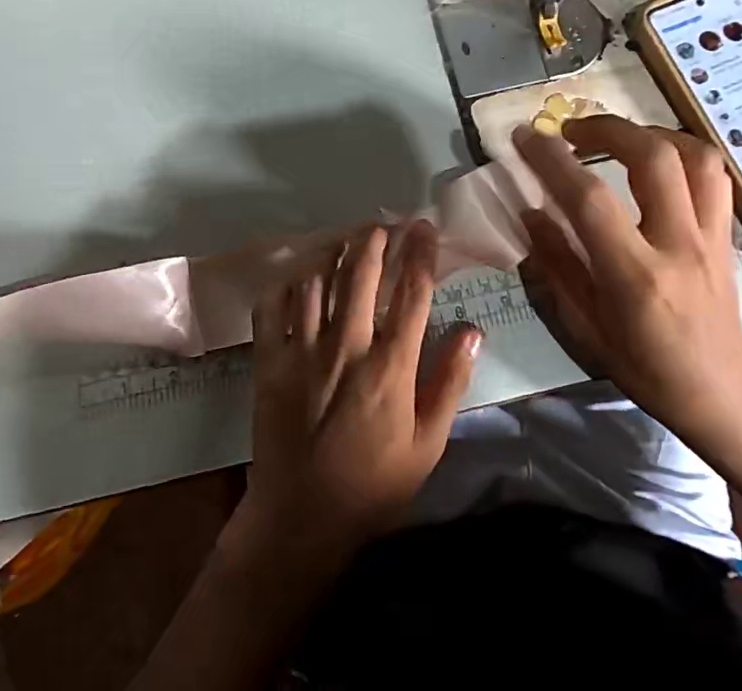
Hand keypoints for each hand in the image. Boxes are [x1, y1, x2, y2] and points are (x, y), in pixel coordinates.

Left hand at [244, 220, 482, 552]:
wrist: (303, 518)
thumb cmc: (375, 483)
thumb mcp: (430, 441)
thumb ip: (450, 381)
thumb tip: (472, 330)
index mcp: (391, 366)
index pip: (412, 293)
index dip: (420, 253)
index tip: (424, 228)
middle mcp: (347, 348)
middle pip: (360, 275)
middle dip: (374, 240)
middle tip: (383, 224)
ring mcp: (302, 353)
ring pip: (316, 283)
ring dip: (333, 252)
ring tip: (346, 238)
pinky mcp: (268, 364)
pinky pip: (271, 309)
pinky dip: (285, 283)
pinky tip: (298, 273)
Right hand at [513, 115, 741, 445]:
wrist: (717, 389)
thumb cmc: (644, 367)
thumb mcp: (586, 326)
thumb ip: (557, 265)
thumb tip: (530, 212)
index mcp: (636, 277)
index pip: (591, 200)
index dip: (552, 161)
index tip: (525, 137)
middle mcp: (679, 245)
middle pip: (653, 158)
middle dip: (606, 129)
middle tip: (572, 131)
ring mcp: (711, 236)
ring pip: (695, 154)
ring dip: (650, 132)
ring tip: (618, 138)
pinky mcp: (727, 233)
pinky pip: (713, 174)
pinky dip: (682, 151)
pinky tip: (657, 158)